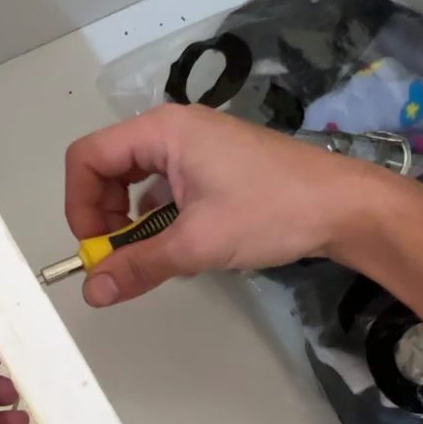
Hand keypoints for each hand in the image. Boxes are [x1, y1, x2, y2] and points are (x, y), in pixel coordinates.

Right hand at [64, 103, 394, 306]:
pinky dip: (160, 218)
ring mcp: (197, 148)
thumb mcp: (198, 242)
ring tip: (150, 256)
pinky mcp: (215, 167)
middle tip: (118, 258)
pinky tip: (177, 246)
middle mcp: (173, 130)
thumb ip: (140, 266)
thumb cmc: (271, 212)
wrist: (343, 206)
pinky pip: (167, 189)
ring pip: (138, 182)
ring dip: (132, 221)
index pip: (88, 157)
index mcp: (162, 131)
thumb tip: (92, 292)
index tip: (94, 248)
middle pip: (109, 168)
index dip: (78, 204)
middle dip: (104, 215)